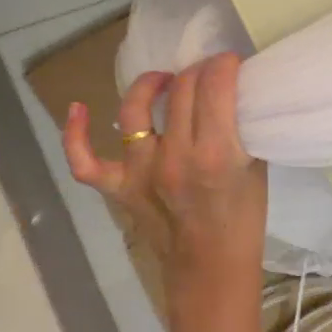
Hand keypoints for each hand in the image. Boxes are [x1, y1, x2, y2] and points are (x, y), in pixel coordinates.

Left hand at [63, 52, 267, 281]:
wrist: (212, 269)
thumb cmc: (244, 217)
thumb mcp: (256, 165)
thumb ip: (241, 129)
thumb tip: (234, 92)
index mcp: (217, 153)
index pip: (214, 86)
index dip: (225, 64)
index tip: (233, 62)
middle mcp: (174, 158)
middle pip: (181, 90)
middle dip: (200, 70)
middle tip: (213, 72)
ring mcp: (141, 174)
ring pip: (135, 111)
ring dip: (152, 83)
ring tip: (168, 79)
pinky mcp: (119, 189)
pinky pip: (86, 162)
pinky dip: (76, 134)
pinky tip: (80, 108)